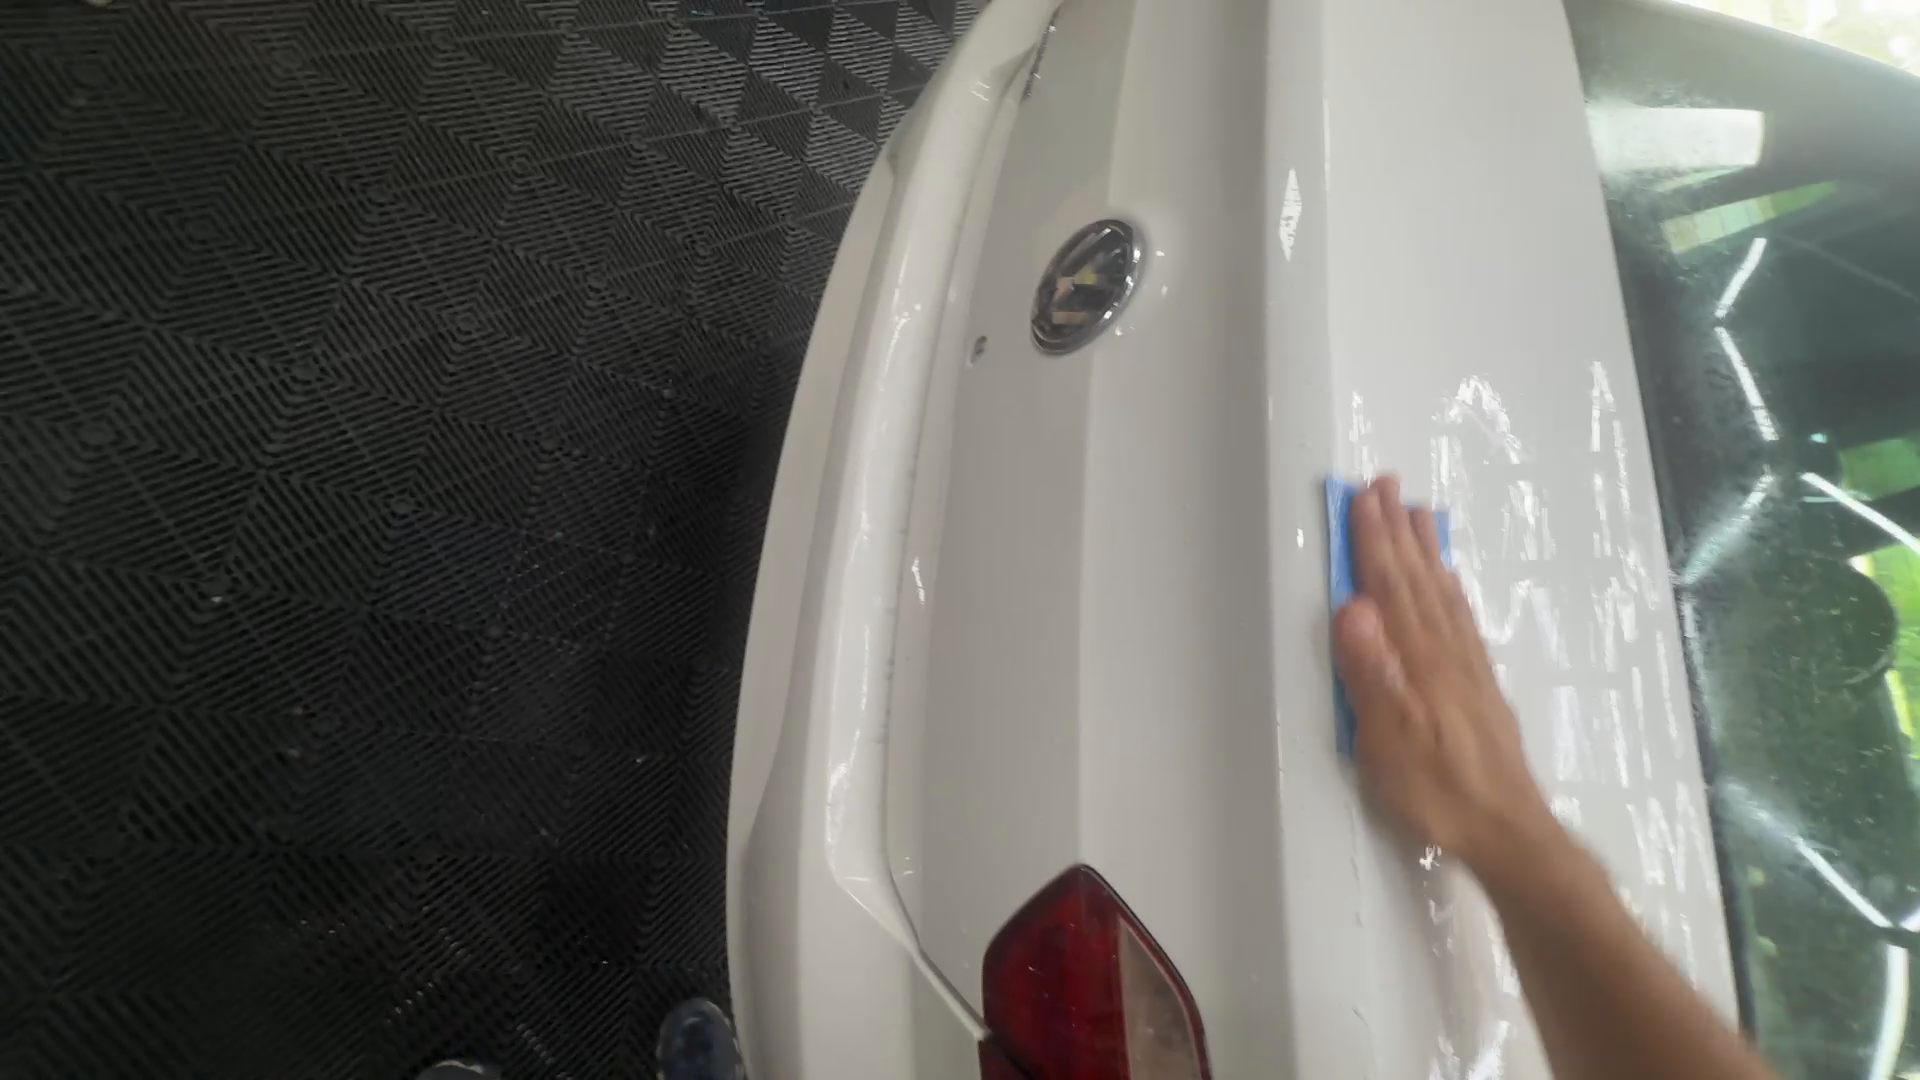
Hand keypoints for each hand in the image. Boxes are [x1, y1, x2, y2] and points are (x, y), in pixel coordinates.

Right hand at [1334, 475, 1556, 876]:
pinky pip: (1461, 618)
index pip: (1389, 587)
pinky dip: (1450, 587)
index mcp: (1417, 659)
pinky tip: (1447, 578)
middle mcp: (1444, 651)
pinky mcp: (1477, 683)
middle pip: (1416, 579)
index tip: (1362, 497)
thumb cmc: (1436, 788)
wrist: (1510, 832)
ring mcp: (1465, 665)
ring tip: (1419, 513)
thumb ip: (1371, 673)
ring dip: (1426, 550)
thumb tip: (1353, 608)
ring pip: (1441, 592)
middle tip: (1387, 484)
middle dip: (1397, 530)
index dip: (1374, 541)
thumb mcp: (1388, 739)